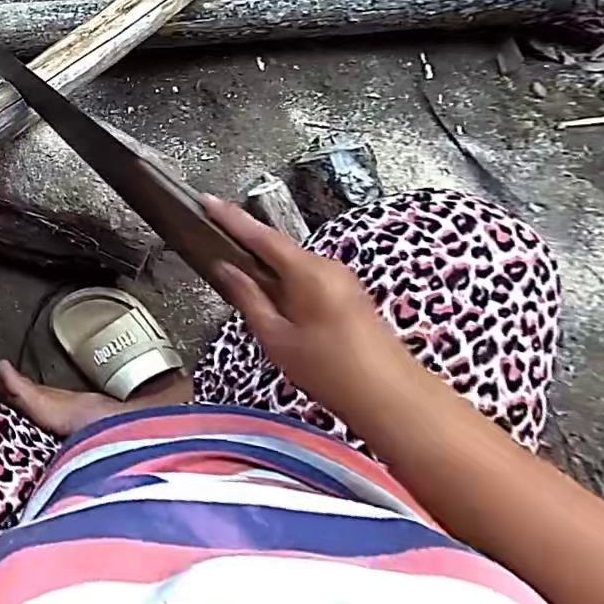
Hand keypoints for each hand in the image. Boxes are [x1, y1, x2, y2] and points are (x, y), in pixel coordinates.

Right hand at [199, 194, 420, 415]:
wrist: (397, 403)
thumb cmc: (333, 372)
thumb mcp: (276, 337)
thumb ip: (247, 297)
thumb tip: (225, 269)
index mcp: (307, 272)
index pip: (259, 234)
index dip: (229, 216)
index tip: (206, 200)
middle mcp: (326, 267)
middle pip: (276, 245)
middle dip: (245, 239)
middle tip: (213, 232)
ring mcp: (341, 280)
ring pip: (291, 261)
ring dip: (263, 260)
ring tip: (234, 265)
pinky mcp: (348, 295)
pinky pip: (305, 274)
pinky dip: (281, 274)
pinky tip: (268, 289)